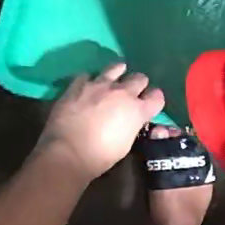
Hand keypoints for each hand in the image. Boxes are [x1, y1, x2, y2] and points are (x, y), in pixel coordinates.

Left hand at [35, 63, 164, 179]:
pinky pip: (88, 75)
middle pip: (140, 79)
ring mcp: (99, 85)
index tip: (150, 105)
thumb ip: (133, 127)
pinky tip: (86, 87)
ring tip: (115, 77)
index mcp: (138, 110)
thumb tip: (134, 121)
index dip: (155, 100)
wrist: (67, 152)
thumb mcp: (125, 145)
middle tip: (132, 94)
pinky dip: (89, 81)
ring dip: (118, 72)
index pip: (157, 97)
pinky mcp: (79, 85)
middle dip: (139, 85)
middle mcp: (122, 92)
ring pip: (116, 68)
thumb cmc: (100, 156)